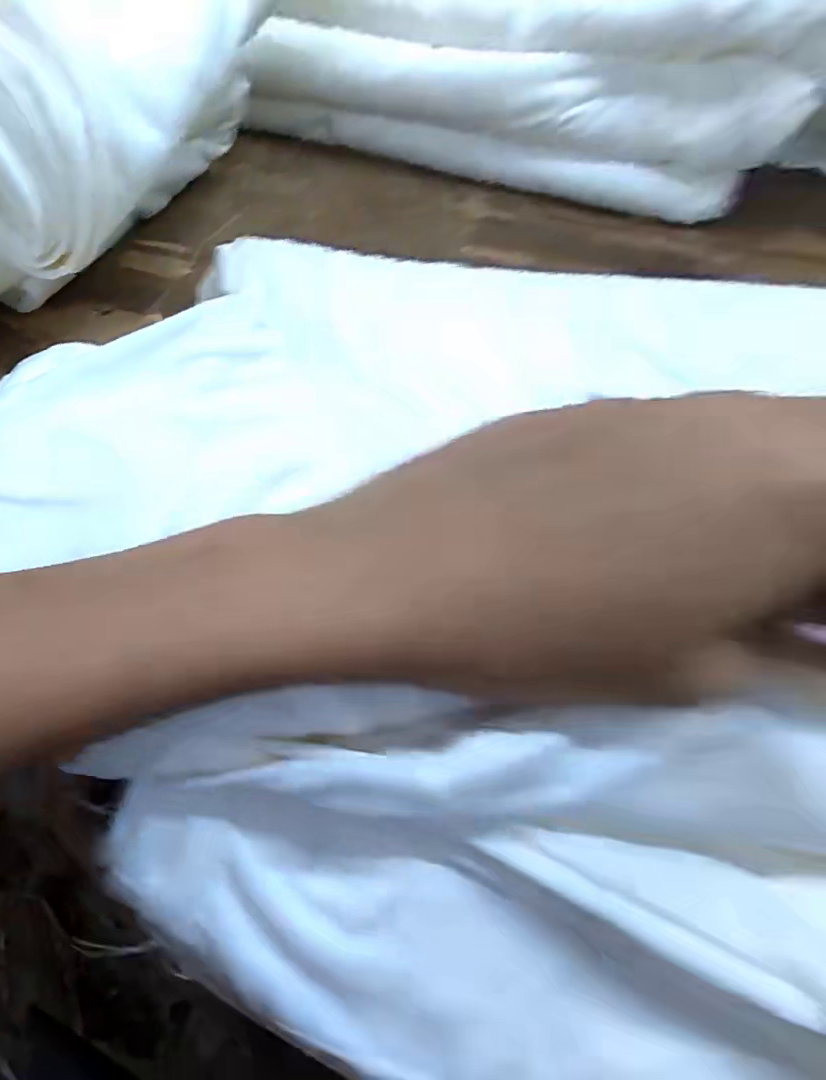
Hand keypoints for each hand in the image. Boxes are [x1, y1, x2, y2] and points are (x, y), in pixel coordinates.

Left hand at [289, 394, 825, 702]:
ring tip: (686, 553)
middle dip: (807, 526)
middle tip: (761, 586)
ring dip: (747, 489)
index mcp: (811, 482)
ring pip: (743, 436)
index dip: (820, 586)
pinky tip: (598, 517)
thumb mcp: (687, 669)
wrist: (368, 574)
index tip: (787, 617)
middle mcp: (734, 418)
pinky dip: (663, 470)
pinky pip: (648, 432)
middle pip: (822, 459)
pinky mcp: (547, 412)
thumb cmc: (525, 632)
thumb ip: (779, 647)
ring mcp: (630, 406)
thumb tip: (794, 635)